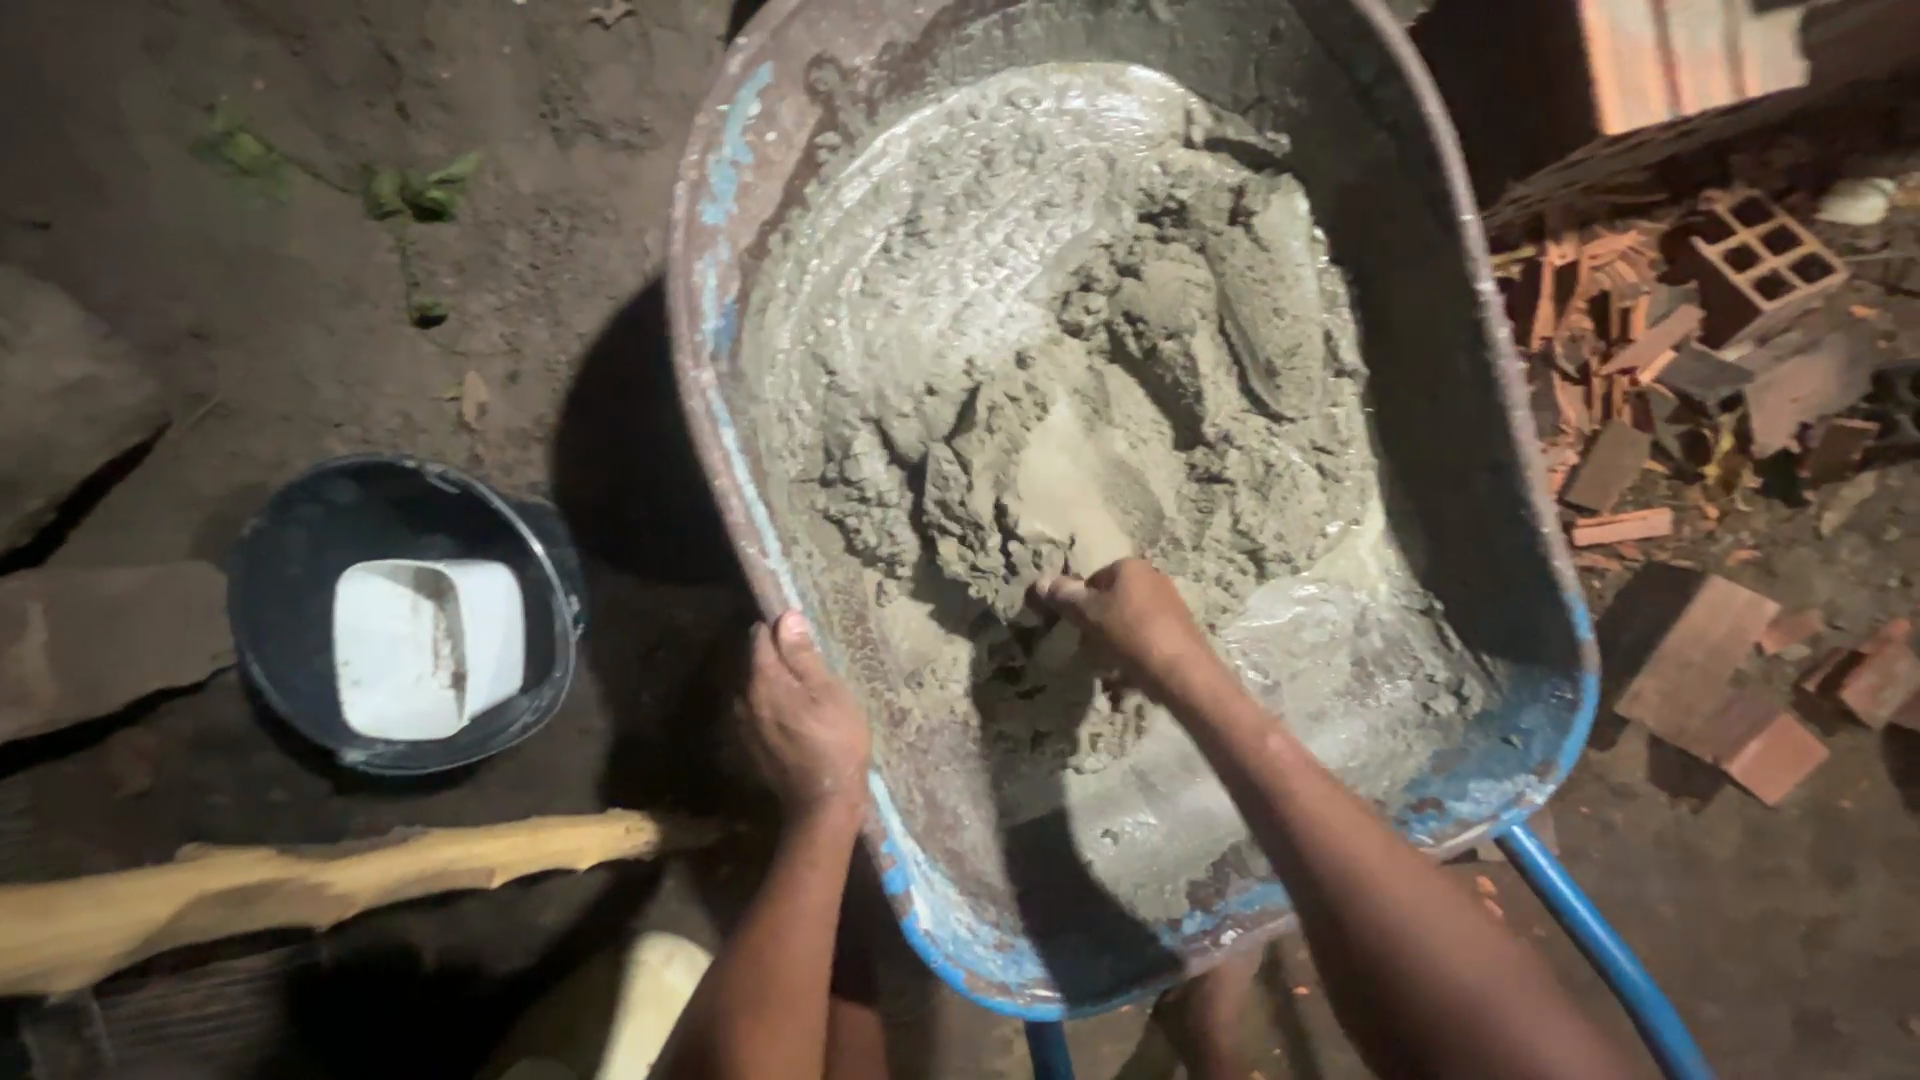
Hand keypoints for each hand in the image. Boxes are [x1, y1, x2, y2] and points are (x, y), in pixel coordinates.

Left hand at [742, 611, 871, 818]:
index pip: (759, 637)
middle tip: (804, 655)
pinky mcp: (747, 745)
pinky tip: (789, 712)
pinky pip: (753, 710)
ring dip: (768, 679)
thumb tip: (787, 617)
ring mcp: (741, 725)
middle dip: (772, 652)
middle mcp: (742, 698)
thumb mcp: (829, 690)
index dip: (779, 628)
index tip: (800, 629)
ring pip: (750, 686)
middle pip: (751, 661)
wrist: (823, 801)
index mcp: (762, 680)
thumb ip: (803, 654)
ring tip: (798, 683)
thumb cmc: (835, 739)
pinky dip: (767, 703)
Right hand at [1032, 558, 1224, 702]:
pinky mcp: (1180, 631)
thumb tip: (1039, 583)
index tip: (1075, 626)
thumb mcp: (1088, 614)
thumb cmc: (1130, 634)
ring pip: (1128, 620)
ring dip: (1113, 640)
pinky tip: (1128, 672)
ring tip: (1107, 664)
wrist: (1181, 671)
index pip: (1093, 578)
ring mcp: (1170, 604)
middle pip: (1111, 599)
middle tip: (1088, 646)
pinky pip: (1145, 638)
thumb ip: (1063, 597)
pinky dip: (1133, 651)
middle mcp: (1153, 578)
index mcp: (1131, 566)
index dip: (1079, 603)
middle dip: (1097, 622)